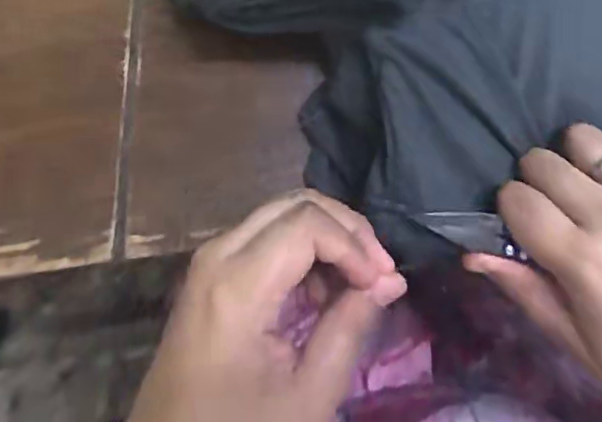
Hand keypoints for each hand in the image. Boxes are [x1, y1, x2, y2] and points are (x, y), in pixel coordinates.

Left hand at [130, 190, 407, 421]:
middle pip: (296, 205)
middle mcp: (219, 252)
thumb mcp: (306, 397)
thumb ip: (349, 328)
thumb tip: (390, 280)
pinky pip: (266, 233)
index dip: (354, 245)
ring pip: (282, 212)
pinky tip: (322, 288)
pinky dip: (303, 247)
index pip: (308, 223)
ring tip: (357, 280)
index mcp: (236, 283)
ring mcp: (211, 258)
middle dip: (346, 229)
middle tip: (379, 270)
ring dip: (327, 235)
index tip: (383, 282)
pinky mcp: (212, 270)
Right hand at [466, 124, 601, 421]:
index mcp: (585, 263)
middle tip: (550, 208)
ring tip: (581, 187)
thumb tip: (471, 251)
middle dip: (534, 180)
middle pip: (543, 161)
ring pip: (584, 137)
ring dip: (571, 157)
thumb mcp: (575, 341)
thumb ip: (522, 288)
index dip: (509, 208)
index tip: (520, 224)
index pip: (518, 200)